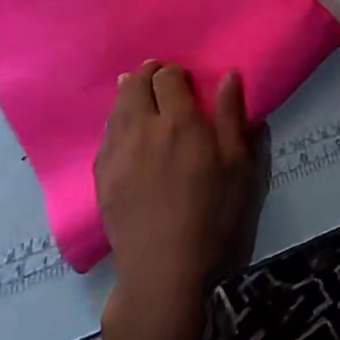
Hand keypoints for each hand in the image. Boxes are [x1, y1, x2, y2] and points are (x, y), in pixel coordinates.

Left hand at [95, 62, 256, 303]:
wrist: (165, 267)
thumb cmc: (213, 213)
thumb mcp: (237, 164)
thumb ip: (231, 116)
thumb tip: (228, 76)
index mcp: (180, 123)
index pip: (168, 78)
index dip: (173, 72)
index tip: (182, 77)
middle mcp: (143, 130)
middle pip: (135, 87)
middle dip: (146, 74)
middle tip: (157, 75)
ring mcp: (117, 153)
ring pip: (116, 109)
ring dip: (127, 94)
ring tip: (135, 90)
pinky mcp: (102, 177)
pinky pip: (105, 136)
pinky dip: (115, 122)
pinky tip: (122, 128)